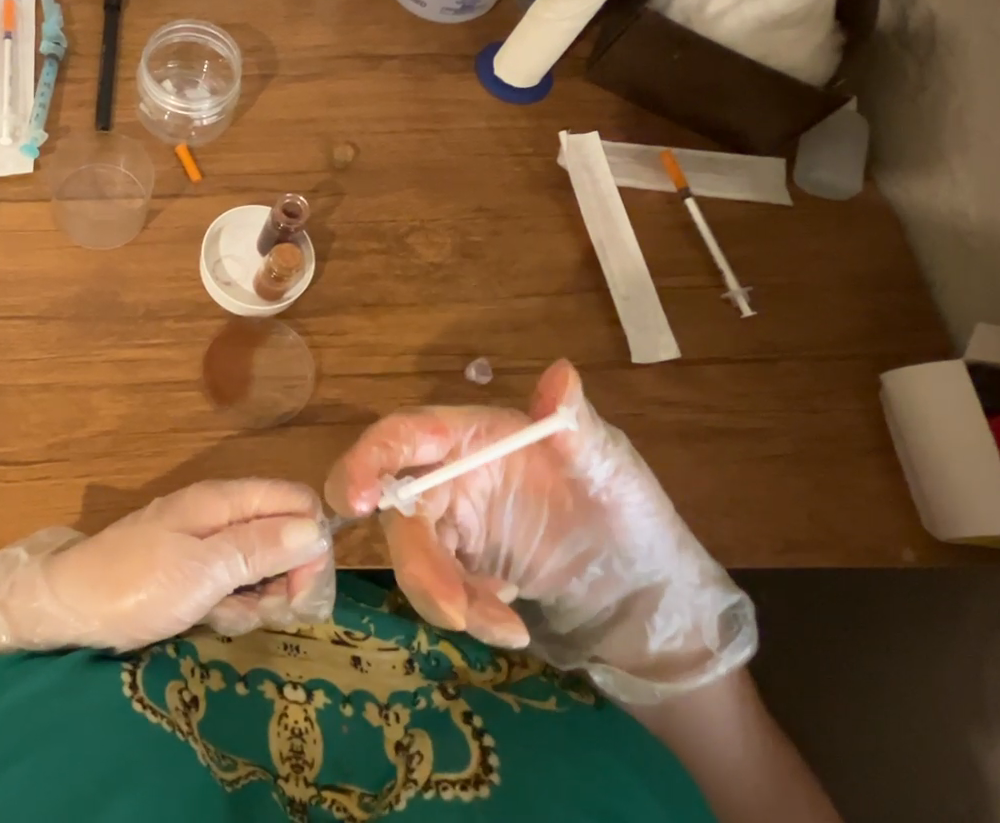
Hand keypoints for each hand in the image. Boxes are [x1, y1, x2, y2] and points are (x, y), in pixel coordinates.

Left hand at [0, 479, 336, 651]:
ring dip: (257, 599)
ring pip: (262, 567)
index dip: (311, 542)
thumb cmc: (137, 584)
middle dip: (285, 578)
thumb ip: (260, 548)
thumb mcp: (204, 570)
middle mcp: (220, 516)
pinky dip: (231, 607)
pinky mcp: (194, 573)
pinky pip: (234, 586)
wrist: (71, 608)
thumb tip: (316, 531)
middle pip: (284, 536)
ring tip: (225, 614)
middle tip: (266, 610)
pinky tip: (209, 620)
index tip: (302, 588)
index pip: (296, 502)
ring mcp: (207, 545)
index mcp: (224, 501)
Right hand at [325, 360, 756, 704]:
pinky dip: (464, 611)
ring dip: (443, 595)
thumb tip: (561, 373)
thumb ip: (575, 426)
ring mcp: (448, 522)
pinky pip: (435, 586)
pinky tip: (510, 624)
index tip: (359, 500)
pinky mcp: (454, 565)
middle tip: (448, 606)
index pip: (404, 435)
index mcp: (473, 436)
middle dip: (415, 558)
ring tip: (506, 626)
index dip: (370, 459)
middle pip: (397, 505)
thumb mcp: (610, 471)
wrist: (640, 593)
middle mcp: (448, 474)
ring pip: (411, 553)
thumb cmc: (628, 516)